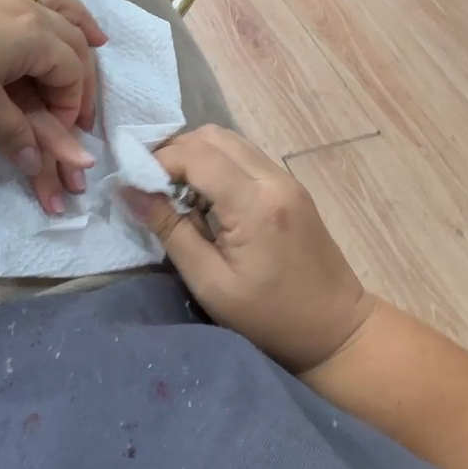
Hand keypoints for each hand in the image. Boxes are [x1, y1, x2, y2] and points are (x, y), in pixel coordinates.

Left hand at [0, 0, 94, 204]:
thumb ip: (15, 134)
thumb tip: (38, 163)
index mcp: (36, 37)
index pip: (72, 74)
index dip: (70, 108)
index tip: (58, 136)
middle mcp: (27, 8)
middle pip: (70, 40)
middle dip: (80, 76)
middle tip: (78, 107)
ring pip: (54, 1)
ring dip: (79, 21)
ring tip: (97, 40)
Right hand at [125, 125, 376, 372]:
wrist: (338, 331)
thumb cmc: (270, 317)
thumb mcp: (209, 282)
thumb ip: (169, 229)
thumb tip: (129, 191)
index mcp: (255, 205)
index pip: (195, 156)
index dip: (156, 162)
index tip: (133, 186)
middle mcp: (273, 180)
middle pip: (210, 137)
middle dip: (172, 153)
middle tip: (150, 185)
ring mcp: (285, 180)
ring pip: (226, 140)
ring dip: (192, 155)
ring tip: (172, 190)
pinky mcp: (288, 186)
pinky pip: (241, 155)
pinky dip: (213, 163)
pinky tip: (202, 196)